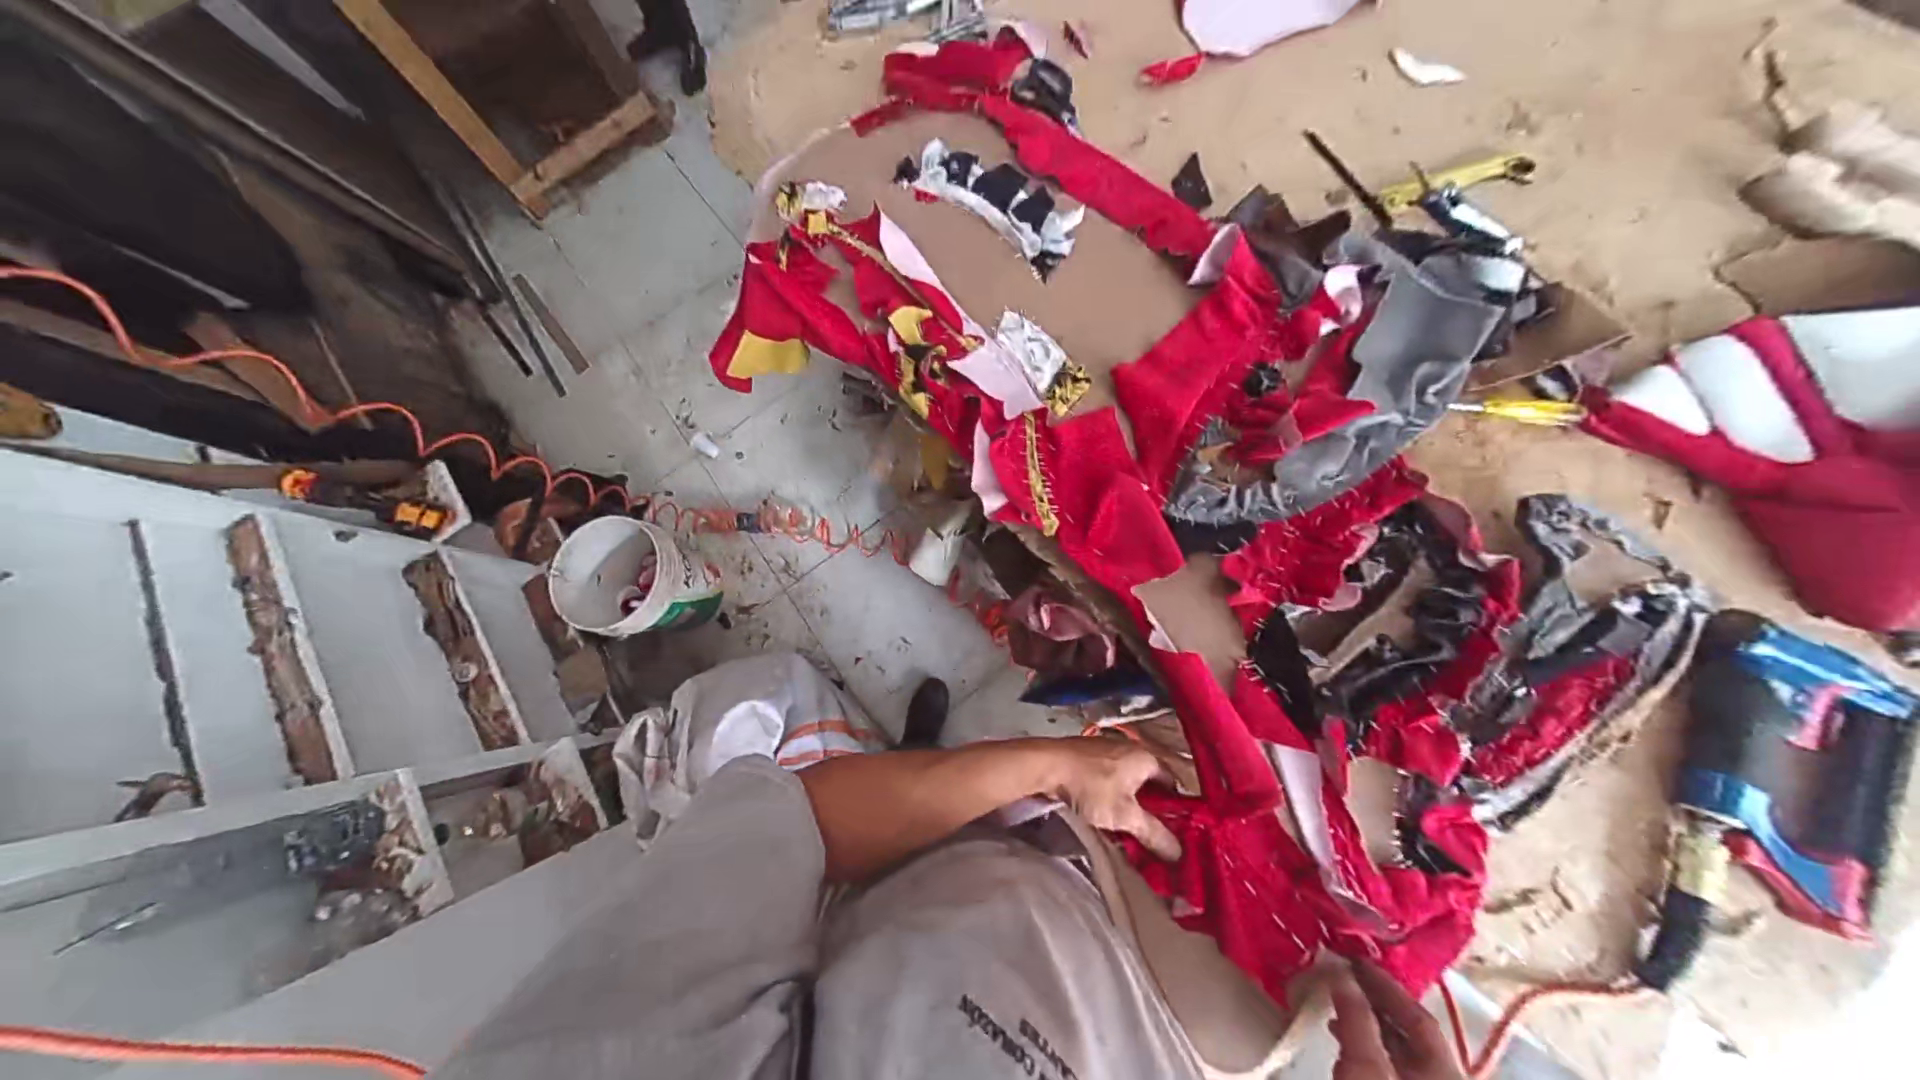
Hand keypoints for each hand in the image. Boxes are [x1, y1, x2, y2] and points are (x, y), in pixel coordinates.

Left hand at [1043, 737, 1182, 861]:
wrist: (1045, 765)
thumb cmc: (1091, 788)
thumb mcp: (1124, 815)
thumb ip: (1152, 833)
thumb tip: (1178, 853)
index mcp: (1145, 757)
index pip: (1172, 781)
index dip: (1177, 806)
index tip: (1176, 829)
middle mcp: (1130, 747)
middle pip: (1149, 781)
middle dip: (1151, 807)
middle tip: (1152, 832)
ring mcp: (1106, 748)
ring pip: (1127, 780)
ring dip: (1129, 802)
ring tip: (1127, 826)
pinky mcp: (1087, 754)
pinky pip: (1108, 776)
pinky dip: (1111, 793)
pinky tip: (1104, 810)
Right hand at [1329, 963, 1467, 1079]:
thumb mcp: (1367, 1066)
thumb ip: (1356, 1017)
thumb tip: (1339, 968)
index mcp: (1448, 1071)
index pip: (1420, 1016)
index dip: (1387, 985)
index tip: (1354, 958)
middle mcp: (1444, 1077)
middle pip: (1410, 1032)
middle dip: (1375, 1000)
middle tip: (1343, 975)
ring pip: (1397, 1048)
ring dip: (1367, 1020)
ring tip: (1336, 1002)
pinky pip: (1387, 1063)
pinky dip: (1365, 1043)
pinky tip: (1341, 1037)